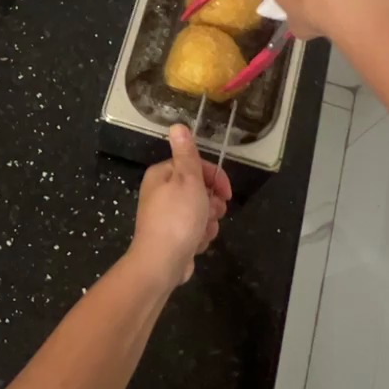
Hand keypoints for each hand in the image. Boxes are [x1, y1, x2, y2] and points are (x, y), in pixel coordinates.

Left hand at [130, 125, 231, 284]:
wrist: (161, 263)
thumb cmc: (177, 218)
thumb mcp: (187, 180)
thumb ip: (187, 154)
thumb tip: (178, 125)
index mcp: (162, 175)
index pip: (196, 167)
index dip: (215, 178)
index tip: (227, 193)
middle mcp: (161, 192)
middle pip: (200, 190)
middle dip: (212, 204)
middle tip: (211, 212)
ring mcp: (166, 216)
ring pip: (201, 212)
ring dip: (208, 222)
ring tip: (202, 231)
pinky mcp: (173, 236)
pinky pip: (195, 230)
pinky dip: (199, 236)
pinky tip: (196, 244)